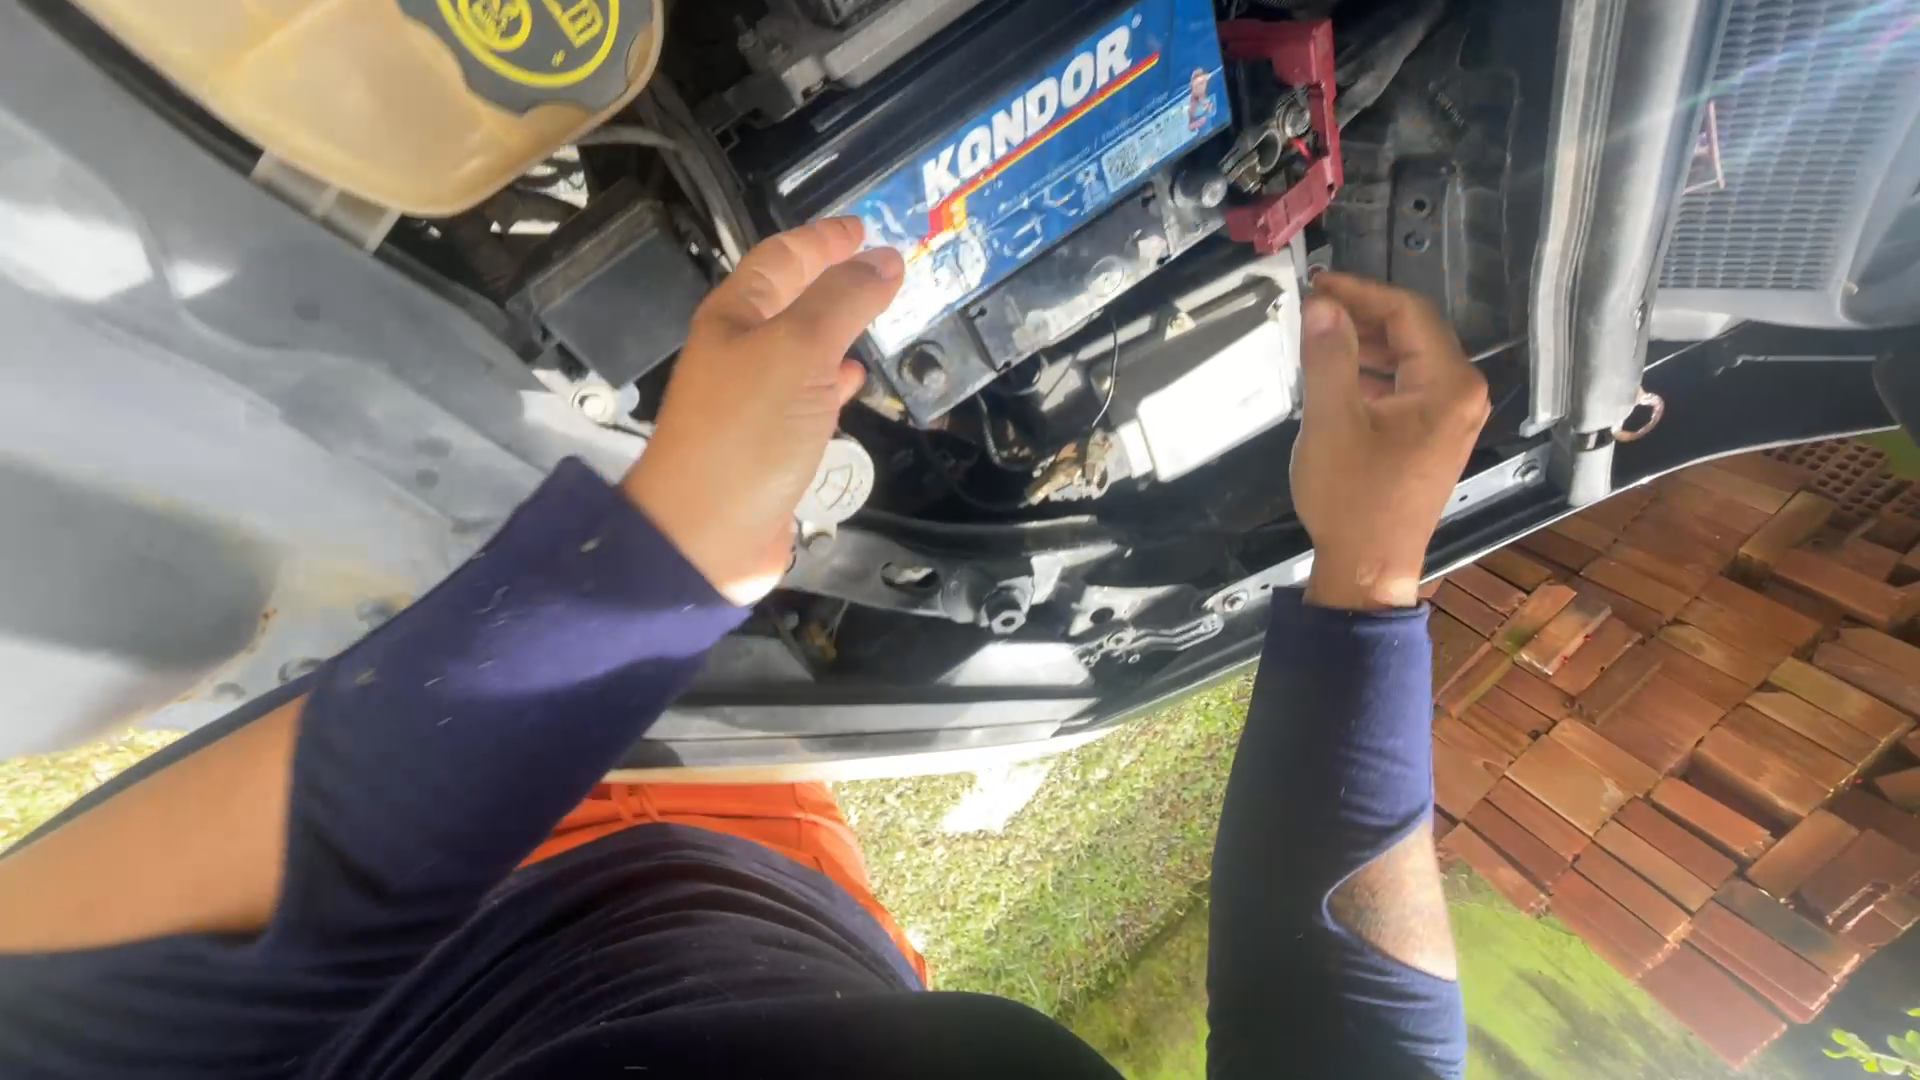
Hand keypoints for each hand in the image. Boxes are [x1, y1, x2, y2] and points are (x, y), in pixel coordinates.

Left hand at [622, 218, 903, 603]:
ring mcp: (755, 399)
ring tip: (878, 318)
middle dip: (833, 279)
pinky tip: (854, 382)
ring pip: (803, 348)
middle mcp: (741, 350)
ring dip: (838, 330)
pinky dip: (834, 381)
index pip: (782, 257)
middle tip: (881, 268)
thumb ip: (844, 302)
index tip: (864, 228)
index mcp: (735, 316)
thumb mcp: (799, 352)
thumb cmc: (748, 433)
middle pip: (791, 299)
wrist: (707, 533)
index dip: (824, 238)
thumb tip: (887, 259)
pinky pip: (809, 395)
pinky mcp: (771, 441)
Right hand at [1293, 273, 1489, 610]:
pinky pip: (1402, 391)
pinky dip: (1369, 379)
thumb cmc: (1350, 496)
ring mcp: (1448, 420)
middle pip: (1412, 335)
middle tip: (1310, 310)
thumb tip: (1322, 305)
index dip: (1360, 292)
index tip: (1316, 283)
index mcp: (1448, 384)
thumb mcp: (1331, 422)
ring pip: (1405, 364)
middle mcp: (1460, 395)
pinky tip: (1334, 381)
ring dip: (1362, 348)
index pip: (1408, 313)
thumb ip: (1329, 357)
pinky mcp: (1430, 440)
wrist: (1367, 566)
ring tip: (1315, 341)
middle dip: (1360, 318)